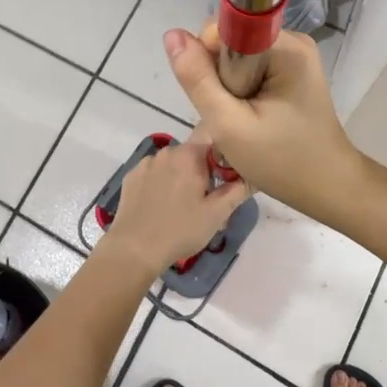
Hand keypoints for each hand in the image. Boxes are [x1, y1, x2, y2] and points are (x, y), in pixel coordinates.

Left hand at [100, 136, 250, 278]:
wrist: (135, 248)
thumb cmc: (181, 229)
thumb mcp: (217, 213)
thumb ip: (238, 190)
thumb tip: (255, 175)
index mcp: (188, 155)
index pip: (212, 139)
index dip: (223, 155)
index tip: (227, 176)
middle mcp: (165, 152)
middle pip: (191, 153)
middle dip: (201, 171)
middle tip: (207, 200)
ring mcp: (145, 163)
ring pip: (171, 164)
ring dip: (180, 177)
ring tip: (183, 207)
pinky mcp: (131, 176)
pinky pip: (153, 173)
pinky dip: (161, 183)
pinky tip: (162, 206)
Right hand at [162, 23, 367, 222]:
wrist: (329, 188)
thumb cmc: (282, 161)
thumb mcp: (229, 124)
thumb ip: (197, 79)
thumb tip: (172, 35)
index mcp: (285, 47)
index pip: (225, 30)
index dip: (208, 59)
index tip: (218, 97)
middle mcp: (292, 42)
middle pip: (230, 43)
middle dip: (219, 78)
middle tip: (232, 117)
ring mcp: (294, 57)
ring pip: (236, 58)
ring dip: (228, 89)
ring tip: (242, 121)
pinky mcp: (292, 73)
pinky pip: (249, 69)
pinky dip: (240, 93)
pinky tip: (250, 118)